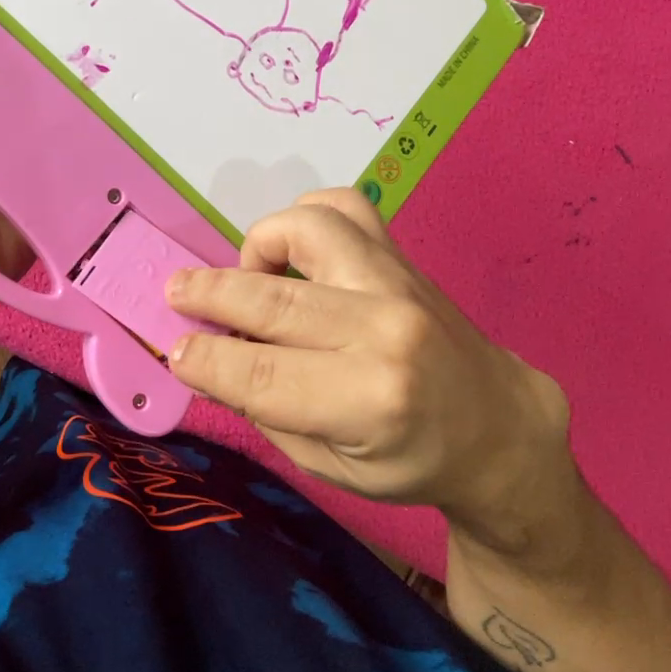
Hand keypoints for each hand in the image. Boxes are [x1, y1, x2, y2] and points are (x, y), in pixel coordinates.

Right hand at [164, 189, 574, 540]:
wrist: (497, 427)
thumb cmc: (411, 459)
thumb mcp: (329, 464)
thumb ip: (264, 411)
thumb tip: (205, 362)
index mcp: (369, 401)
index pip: (259, 374)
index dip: (204, 361)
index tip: (174, 353)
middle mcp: (384, 332)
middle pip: (271, 300)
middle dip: (208, 295)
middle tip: (175, 294)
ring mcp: (396, 284)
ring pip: (307, 230)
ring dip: (257, 247)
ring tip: (245, 275)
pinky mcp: (401, 259)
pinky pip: (344, 207)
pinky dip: (304, 217)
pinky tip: (292, 250)